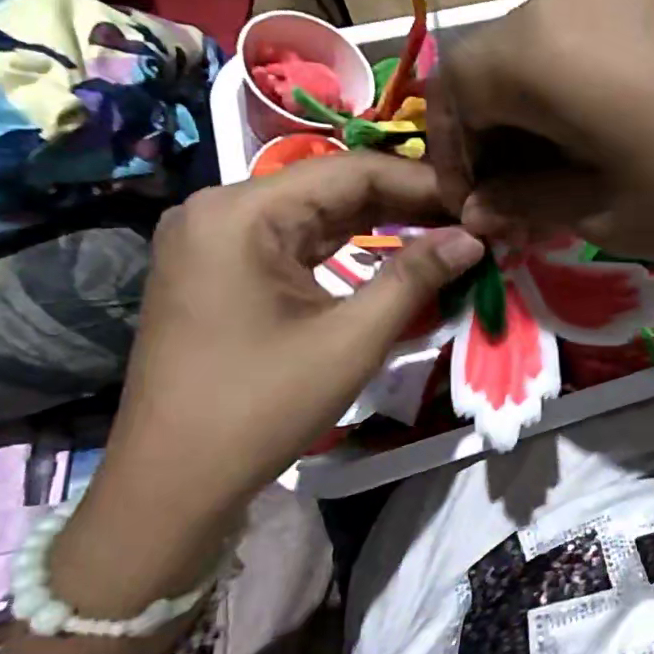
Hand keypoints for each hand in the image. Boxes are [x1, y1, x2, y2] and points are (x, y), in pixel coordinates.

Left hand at [95, 154, 482, 517]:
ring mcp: (215, 239)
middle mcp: (221, 209)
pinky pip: (295, 242)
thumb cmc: (263, 406)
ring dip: (380, 222)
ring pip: (315, 214)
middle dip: (405, 202)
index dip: (423, 182)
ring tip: (445, 229)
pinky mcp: (219, 269)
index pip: (352, 172)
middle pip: (331, 187)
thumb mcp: (352, 340)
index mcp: (242, 212)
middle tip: (471, 217)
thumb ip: (415, 278)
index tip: (478, 200)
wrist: (175, 481)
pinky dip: (346, 246)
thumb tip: (473, 238)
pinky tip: (392, 249)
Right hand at [428, 0, 653, 271]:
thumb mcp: (608, 212)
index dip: (452, 151)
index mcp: (542, 43)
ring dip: (538, 111)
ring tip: (560, 176)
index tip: (472, 203)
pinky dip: (581, 87)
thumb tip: (480, 205)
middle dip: (497, 133)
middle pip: (501, 61)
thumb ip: (529, 199)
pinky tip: (603, 136)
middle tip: (515, 199)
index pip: (455, 86)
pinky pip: (597, 36)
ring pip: (548, 47)